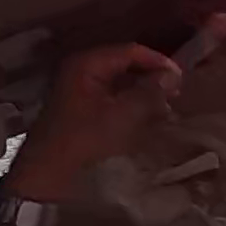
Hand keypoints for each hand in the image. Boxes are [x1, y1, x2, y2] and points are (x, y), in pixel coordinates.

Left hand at [7, 43, 181, 200]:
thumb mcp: (122, 116)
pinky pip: (110, 96)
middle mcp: (80, 69)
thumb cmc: (83, 141)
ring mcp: (78, 88)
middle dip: (151, 76)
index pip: (130, 51)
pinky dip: (129, 103)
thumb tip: (173, 75)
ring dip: (142, 91)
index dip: (157, 61)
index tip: (181, 78)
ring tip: (165, 106)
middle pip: (124, 64)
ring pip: (118, 81)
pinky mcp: (79, 108)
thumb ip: (149, 93)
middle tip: (175, 92)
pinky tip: (145, 117)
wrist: (45, 175)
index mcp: (87, 64)